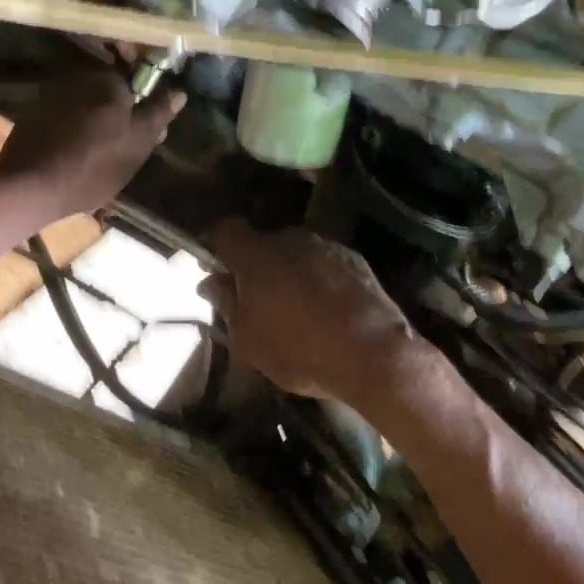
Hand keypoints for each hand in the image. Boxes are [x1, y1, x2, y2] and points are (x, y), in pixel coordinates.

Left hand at [0, 69, 185, 218]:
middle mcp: (78, 75)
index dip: (150, 99)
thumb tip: (179, 91)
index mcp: (106, 77)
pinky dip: (80, 128)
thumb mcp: (138, 142)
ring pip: (90, 102)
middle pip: (113, 88)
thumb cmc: (94, 163)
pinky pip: (69, 114)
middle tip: (135, 143)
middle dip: (126, 110)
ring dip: (102, 120)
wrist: (30, 186)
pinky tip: (82, 153)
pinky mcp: (35, 113)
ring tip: (110, 154)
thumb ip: (159, 113)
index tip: (155, 125)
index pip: (138, 73)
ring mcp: (53, 93)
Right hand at [201, 221, 429, 405]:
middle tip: (256, 301)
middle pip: (262, 244)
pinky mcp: (354, 259)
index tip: (216, 270)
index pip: (226, 230)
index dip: (216, 246)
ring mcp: (325, 246)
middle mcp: (289, 240)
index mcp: (256, 256)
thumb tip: (210, 283)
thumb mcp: (249, 340)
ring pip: (294, 253)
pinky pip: (323, 263)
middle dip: (255, 266)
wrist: (373, 353)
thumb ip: (226, 305)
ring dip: (288, 272)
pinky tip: (326, 310)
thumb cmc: (299, 349)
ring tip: (295, 309)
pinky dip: (317, 279)